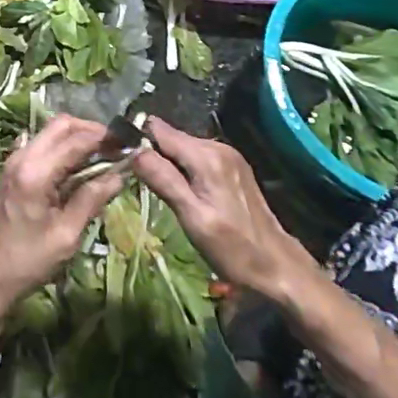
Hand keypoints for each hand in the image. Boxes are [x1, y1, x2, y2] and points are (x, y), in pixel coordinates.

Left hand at [0, 116, 123, 345]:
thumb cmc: (27, 261)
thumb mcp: (66, 235)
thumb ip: (91, 199)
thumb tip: (119, 174)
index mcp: (35, 171)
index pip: (76, 139)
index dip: (105, 137)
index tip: (129, 144)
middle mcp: (21, 157)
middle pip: (61, 125)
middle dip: (91, 131)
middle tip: (116, 148)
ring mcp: (13, 161)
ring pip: (50, 133)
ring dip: (77, 138)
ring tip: (103, 157)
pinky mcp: (11, 170)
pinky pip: (41, 147)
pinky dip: (62, 148)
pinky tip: (79, 167)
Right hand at [133, 117, 315, 301]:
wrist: (279, 267)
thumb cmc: (233, 249)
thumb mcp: (193, 218)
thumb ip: (164, 180)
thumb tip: (133, 151)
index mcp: (206, 156)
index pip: (158, 129)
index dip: (137, 139)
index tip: (118, 156)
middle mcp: (217, 147)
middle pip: (170, 138)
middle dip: (150, 153)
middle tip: (134, 180)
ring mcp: (227, 156)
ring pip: (182, 148)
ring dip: (165, 162)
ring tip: (153, 188)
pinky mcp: (231, 167)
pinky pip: (195, 158)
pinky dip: (182, 169)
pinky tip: (180, 191)